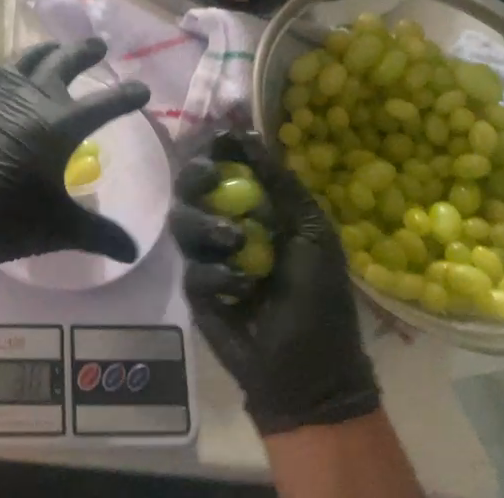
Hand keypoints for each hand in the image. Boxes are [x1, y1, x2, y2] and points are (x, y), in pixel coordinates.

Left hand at [0, 40, 151, 346]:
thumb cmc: (2, 222)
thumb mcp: (58, 229)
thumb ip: (99, 233)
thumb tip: (133, 250)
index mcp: (59, 125)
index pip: (105, 103)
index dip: (127, 95)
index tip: (142, 88)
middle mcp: (31, 99)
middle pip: (64, 62)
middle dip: (85, 52)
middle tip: (99, 45)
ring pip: (27, 59)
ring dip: (46, 51)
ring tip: (57, 49)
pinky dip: (11, 67)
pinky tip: (10, 72)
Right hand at [171, 130, 379, 433]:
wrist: (311, 368)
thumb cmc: (321, 296)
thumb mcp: (312, 231)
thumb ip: (280, 183)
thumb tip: (246, 135)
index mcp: (258, 207)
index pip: (225, 166)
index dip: (217, 150)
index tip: (217, 142)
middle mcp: (227, 224)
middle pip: (191, 187)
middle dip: (196, 177)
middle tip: (210, 179)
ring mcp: (209, 257)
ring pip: (183, 222)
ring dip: (208, 225)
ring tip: (237, 242)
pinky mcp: (197, 290)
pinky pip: (193, 269)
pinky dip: (218, 275)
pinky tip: (242, 289)